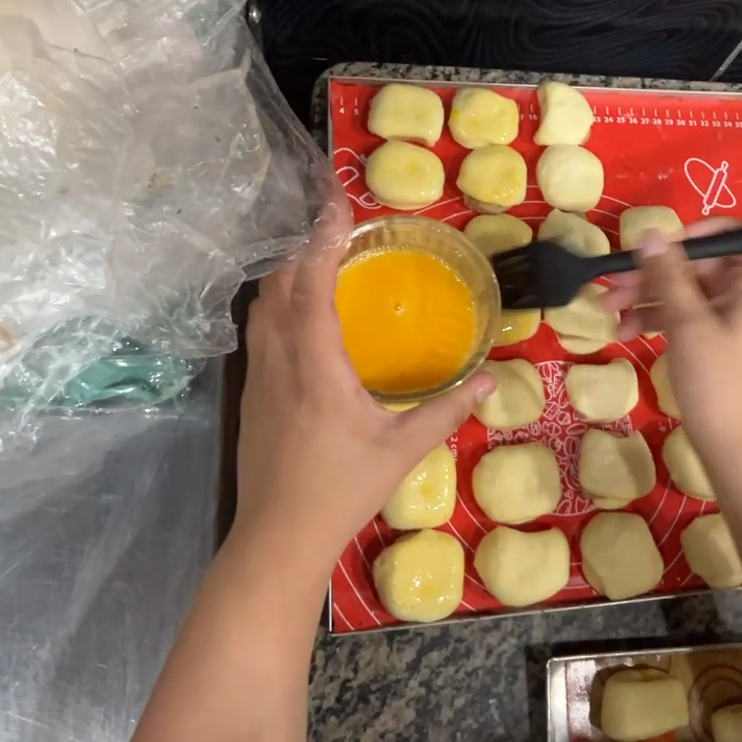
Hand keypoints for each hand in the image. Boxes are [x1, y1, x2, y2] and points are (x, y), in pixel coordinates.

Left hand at [231, 195, 494, 573]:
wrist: (276, 538)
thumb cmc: (341, 490)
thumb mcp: (402, 450)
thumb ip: (446, 410)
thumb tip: (490, 380)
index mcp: (315, 365)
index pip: (313, 286)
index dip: (323, 240)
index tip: (337, 203)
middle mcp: (278, 359)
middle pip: (279, 283)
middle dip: (303, 243)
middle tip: (331, 217)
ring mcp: (257, 375)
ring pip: (262, 304)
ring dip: (285, 270)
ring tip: (315, 250)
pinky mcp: (250, 392)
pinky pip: (259, 328)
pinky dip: (277, 299)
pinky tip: (297, 307)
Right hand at [600, 220, 741, 450]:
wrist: (731, 446)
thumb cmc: (716, 381)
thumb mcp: (687, 323)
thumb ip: (668, 276)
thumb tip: (651, 234)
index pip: (741, 238)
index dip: (708, 231)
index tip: (669, 240)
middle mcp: (738, 297)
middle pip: (698, 265)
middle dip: (655, 269)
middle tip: (616, 279)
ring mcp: (721, 321)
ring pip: (681, 290)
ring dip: (644, 294)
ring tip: (606, 306)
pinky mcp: (705, 341)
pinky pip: (677, 316)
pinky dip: (651, 318)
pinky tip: (622, 331)